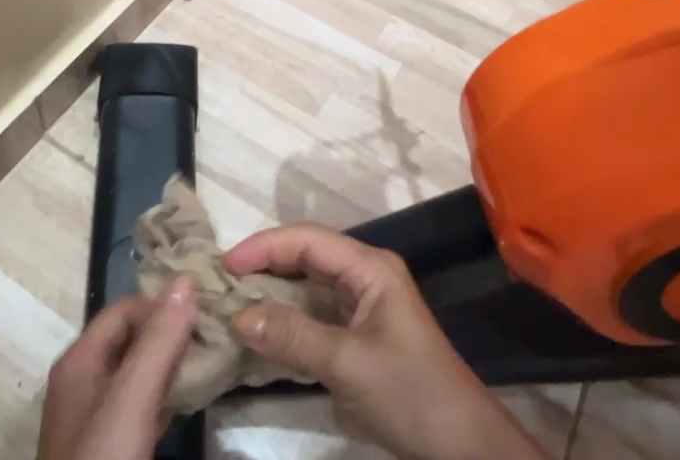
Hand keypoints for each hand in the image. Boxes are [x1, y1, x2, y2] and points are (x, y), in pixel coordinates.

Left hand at [38, 276, 196, 459]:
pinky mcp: (112, 444)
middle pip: (132, 338)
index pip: (125, 308)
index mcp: (79, 361)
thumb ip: (158, 342)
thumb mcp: (131, 400)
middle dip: (173, 332)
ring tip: (214, 359)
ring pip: (140, 372)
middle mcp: (84, 381)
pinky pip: (143, 404)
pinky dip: (169, 395)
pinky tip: (194, 399)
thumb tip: (186, 279)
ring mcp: (96, 417)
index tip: (207, 311)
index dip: (164, 304)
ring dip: (174, 363)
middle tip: (218, 333)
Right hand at [223, 225, 547, 459]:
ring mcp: (361, 306)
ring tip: (230, 303)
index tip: (225, 266)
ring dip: (271, 293)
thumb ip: (292, 336)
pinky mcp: (357, 336)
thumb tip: (237, 316)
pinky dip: (284, 321)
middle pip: (305, 257)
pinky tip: (257, 333)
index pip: (308, 240)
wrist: (460, 445)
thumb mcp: (347, 363)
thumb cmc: (410, 392)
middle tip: (220, 283)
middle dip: (264, 266)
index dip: (264, 247)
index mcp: (370, 268)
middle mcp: (365, 277)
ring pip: (306, 287)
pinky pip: (312, 316)